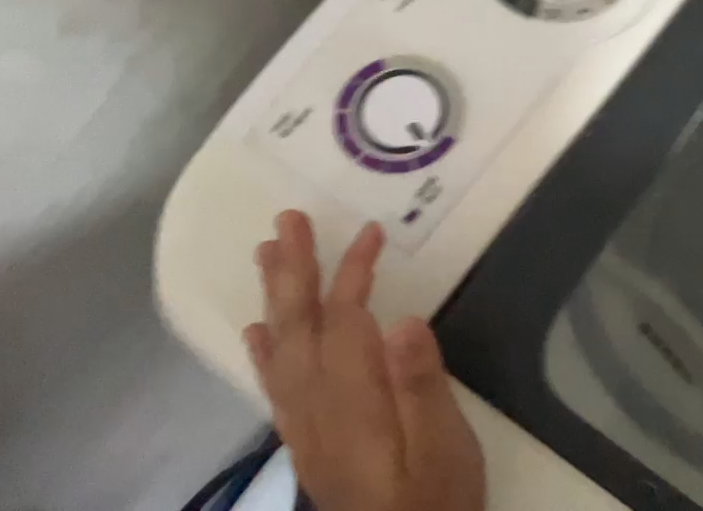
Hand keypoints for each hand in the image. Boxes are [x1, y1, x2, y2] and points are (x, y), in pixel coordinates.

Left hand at [246, 211, 486, 510]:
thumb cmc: (435, 499)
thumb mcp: (444, 446)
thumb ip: (422, 385)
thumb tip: (401, 321)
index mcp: (353, 400)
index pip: (344, 321)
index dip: (353, 272)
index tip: (371, 230)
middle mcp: (317, 408)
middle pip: (298, 328)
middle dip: (294, 271)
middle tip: (288, 221)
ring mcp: (308, 426)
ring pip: (281, 350)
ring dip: (274, 299)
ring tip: (268, 255)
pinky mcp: (310, 441)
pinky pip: (277, 387)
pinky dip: (264, 352)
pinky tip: (259, 333)